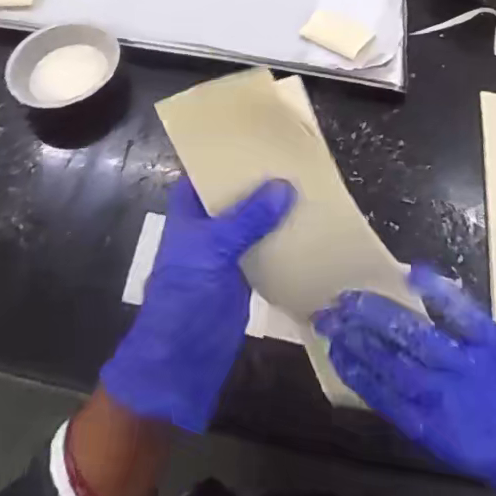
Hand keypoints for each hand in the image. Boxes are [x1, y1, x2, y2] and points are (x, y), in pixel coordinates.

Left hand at [99, 178, 295, 432]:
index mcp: (189, 210)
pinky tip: (312, 226)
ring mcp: (227, 250)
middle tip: (298, 158)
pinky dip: (285, 239)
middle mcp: (208, 225)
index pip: (207, 172)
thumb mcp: (213, 248)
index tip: (262, 138)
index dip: (229, 156)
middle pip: (235, 196)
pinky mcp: (245, 274)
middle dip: (261, 182)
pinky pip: (267, 248)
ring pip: (254, 221)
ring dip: (277, 210)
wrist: (182, 357)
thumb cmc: (185, 292)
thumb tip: (284, 185)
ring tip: (313, 185)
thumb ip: (248, 218)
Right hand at [314, 266, 495, 495]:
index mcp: (433, 429)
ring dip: (378, 312)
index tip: (330, 345)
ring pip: (413, 334)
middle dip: (353, 334)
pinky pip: (462, 313)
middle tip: (327, 312)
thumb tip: (392, 381)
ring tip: (351, 297)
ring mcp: (472, 367)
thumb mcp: (462, 451)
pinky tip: (412, 273)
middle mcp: (445, 398)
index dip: (350, 365)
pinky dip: (437, 291)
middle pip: (387, 358)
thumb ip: (425, 415)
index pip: (377, 391)